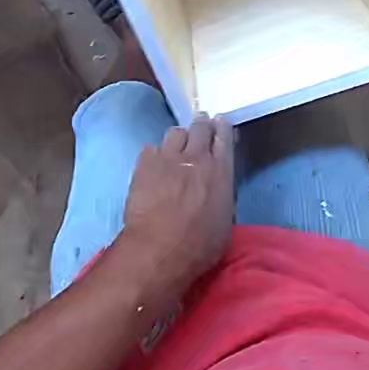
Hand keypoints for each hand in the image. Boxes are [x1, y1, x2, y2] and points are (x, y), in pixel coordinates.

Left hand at [109, 115, 235, 304]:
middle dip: (201, 124)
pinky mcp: (144, 164)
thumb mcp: (224, 220)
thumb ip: (221, 194)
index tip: (220, 122)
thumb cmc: (199, 245)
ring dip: (178, 137)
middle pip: (199, 128)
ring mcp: (167, 158)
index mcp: (220, 171)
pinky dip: (155, 153)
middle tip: (201, 123)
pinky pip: (150, 148)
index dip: (222, 127)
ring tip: (177, 144)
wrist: (160, 247)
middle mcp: (196, 157)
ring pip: (174, 133)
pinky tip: (153, 162)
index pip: (224, 137)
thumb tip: (216, 189)